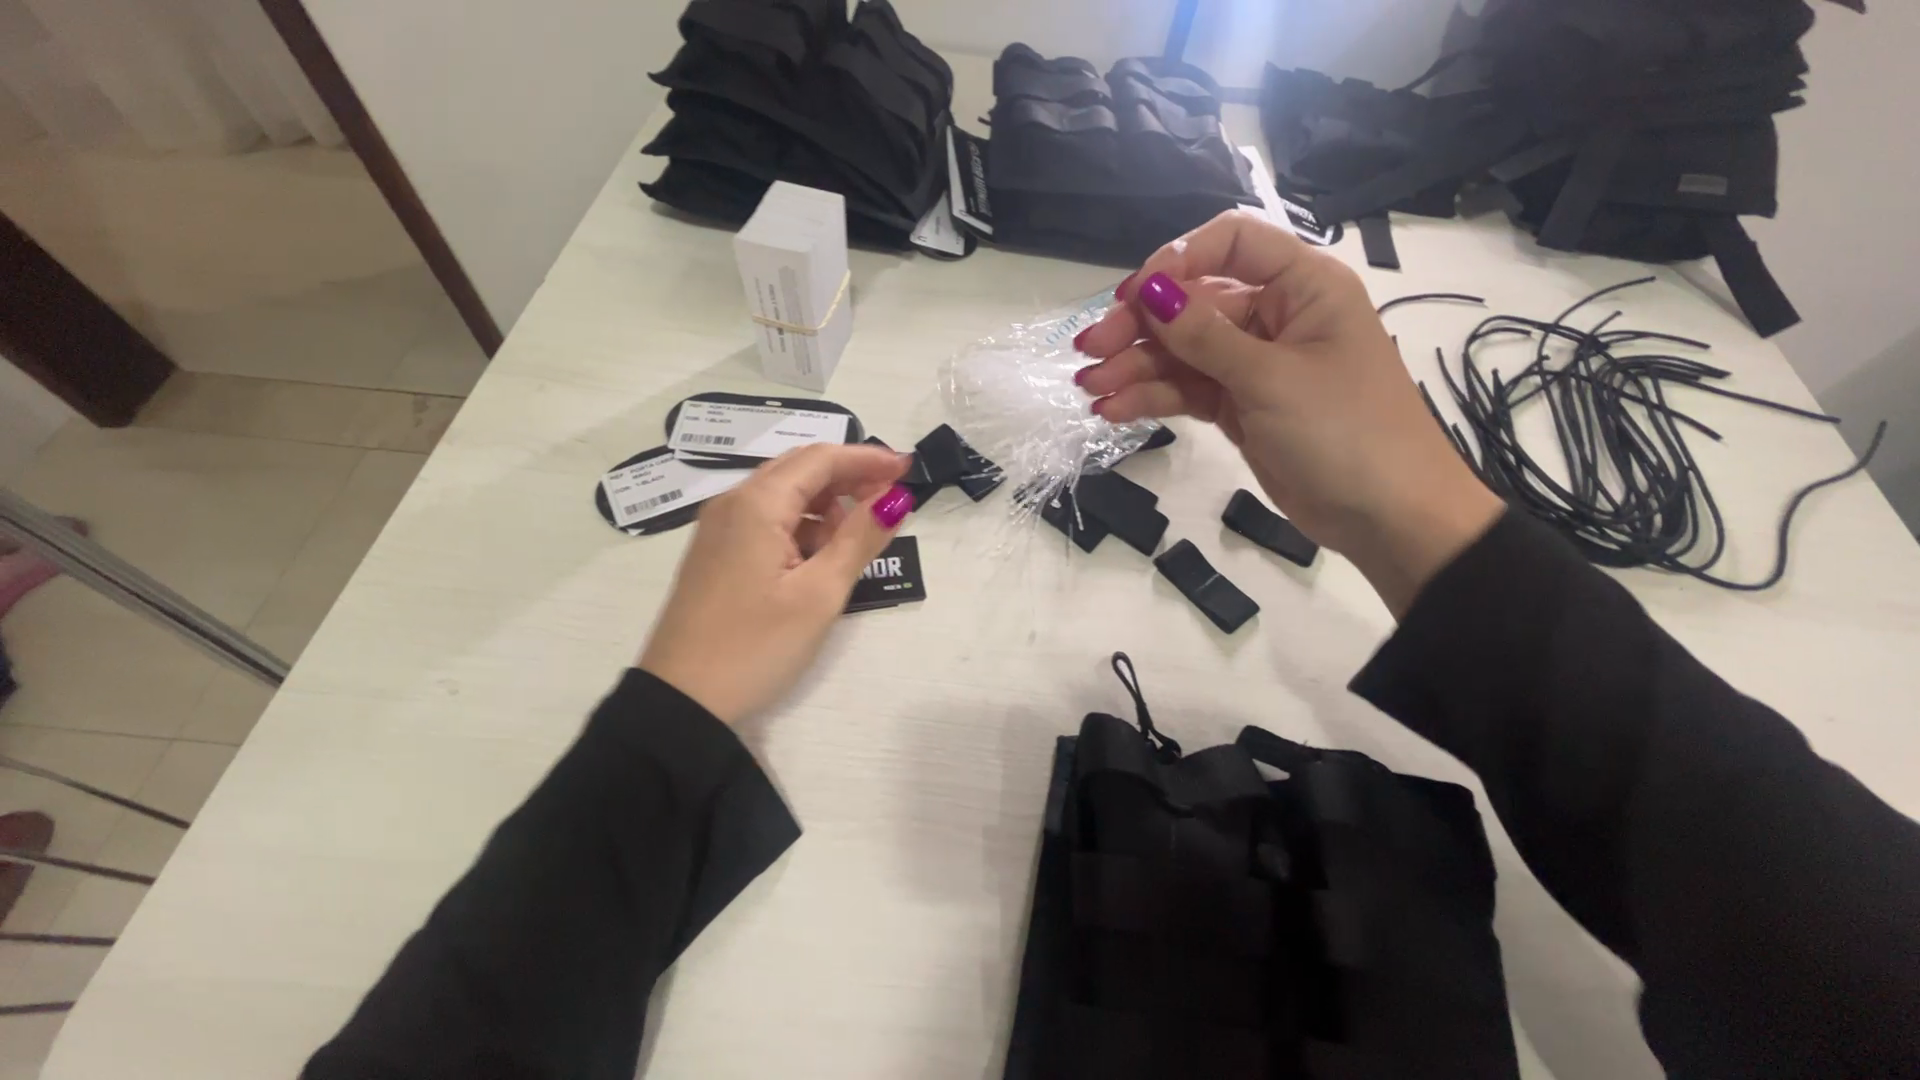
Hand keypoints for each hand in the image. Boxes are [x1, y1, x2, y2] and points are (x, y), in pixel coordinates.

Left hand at [639, 444, 914, 725]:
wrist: (681, 701)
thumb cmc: (755, 646)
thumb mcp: (819, 594)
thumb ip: (860, 539)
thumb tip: (896, 498)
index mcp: (757, 504)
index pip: (822, 458)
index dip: (868, 458)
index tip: (908, 470)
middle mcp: (733, 503)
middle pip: (800, 470)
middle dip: (849, 478)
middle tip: (891, 501)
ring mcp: (719, 528)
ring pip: (783, 495)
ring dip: (825, 506)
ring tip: (856, 541)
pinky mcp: (716, 553)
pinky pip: (766, 520)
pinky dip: (800, 526)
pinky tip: (819, 558)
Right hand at [1074, 210, 1502, 616]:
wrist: (1387, 515)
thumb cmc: (1345, 430)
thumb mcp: (1271, 377)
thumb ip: (1205, 335)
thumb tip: (1150, 292)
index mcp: (1303, 286)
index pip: (1233, 243)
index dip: (1179, 259)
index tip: (1135, 296)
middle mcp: (1275, 315)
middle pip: (1194, 303)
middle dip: (1140, 326)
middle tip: (1089, 352)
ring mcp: (1254, 364)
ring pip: (1182, 352)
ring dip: (1136, 369)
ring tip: (1091, 391)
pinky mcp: (1239, 406)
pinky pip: (1188, 390)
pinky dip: (1153, 398)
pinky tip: (1115, 410)